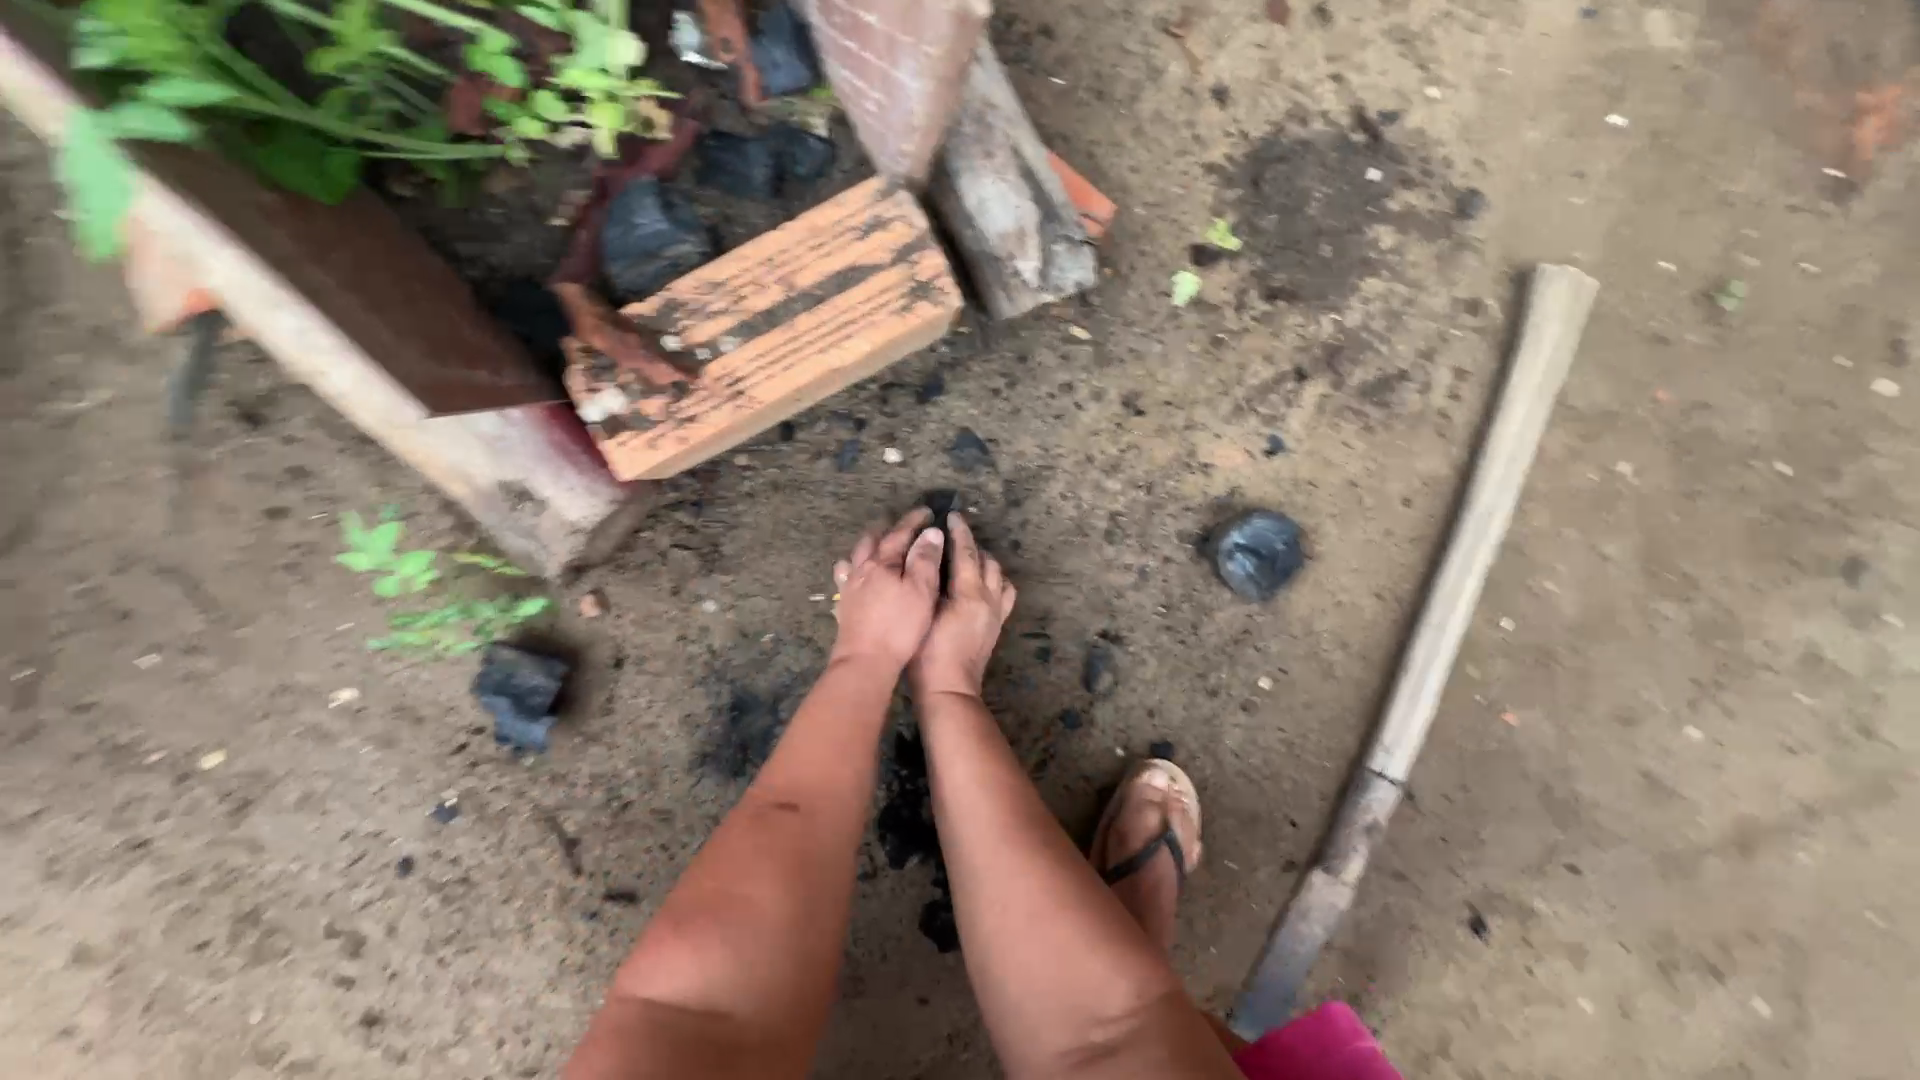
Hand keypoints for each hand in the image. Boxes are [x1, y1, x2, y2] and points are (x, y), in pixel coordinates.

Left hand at [829, 507, 944, 671]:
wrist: (864, 661)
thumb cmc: (899, 626)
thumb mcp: (921, 591)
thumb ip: (925, 559)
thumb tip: (930, 532)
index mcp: (882, 563)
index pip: (899, 533)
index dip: (914, 521)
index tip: (927, 511)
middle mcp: (862, 569)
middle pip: (872, 540)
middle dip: (888, 529)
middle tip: (902, 525)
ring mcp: (849, 588)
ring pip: (856, 557)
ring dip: (868, 546)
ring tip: (877, 544)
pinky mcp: (844, 606)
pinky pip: (845, 578)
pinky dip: (852, 569)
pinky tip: (852, 574)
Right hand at [909, 513, 1016, 700]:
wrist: (948, 690)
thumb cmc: (926, 653)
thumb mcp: (924, 611)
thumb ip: (929, 581)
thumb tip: (931, 554)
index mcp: (969, 592)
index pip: (967, 552)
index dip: (959, 531)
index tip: (952, 516)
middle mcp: (989, 599)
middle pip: (986, 560)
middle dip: (973, 544)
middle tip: (955, 536)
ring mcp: (996, 613)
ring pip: (999, 576)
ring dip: (986, 561)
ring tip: (970, 557)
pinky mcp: (996, 627)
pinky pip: (1004, 595)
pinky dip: (996, 581)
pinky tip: (984, 584)